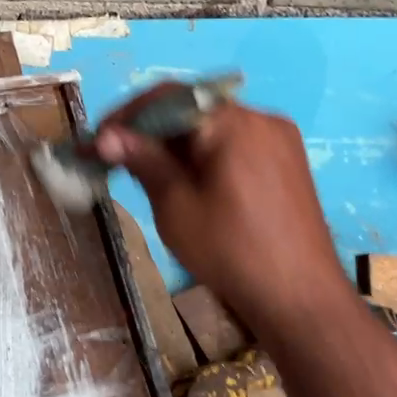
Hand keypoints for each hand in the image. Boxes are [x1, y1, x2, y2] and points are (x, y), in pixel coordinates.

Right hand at [94, 87, 352, 331]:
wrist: (301, 299)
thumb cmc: (231, 251)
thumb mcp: (175, 205)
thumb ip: (142, 160)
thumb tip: (103, 136)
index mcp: (233, 124)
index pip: (167, 97)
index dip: (125, 116)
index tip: (95, 142)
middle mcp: (260, 120)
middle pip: (190, 108)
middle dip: (147, 129)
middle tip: (111, 157)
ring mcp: (277, 140)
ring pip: (209, 125)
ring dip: (171, 142)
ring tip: (140, 171)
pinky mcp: (284, 162)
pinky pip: (231, 142)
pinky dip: (199, 152)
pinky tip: (179, 179)